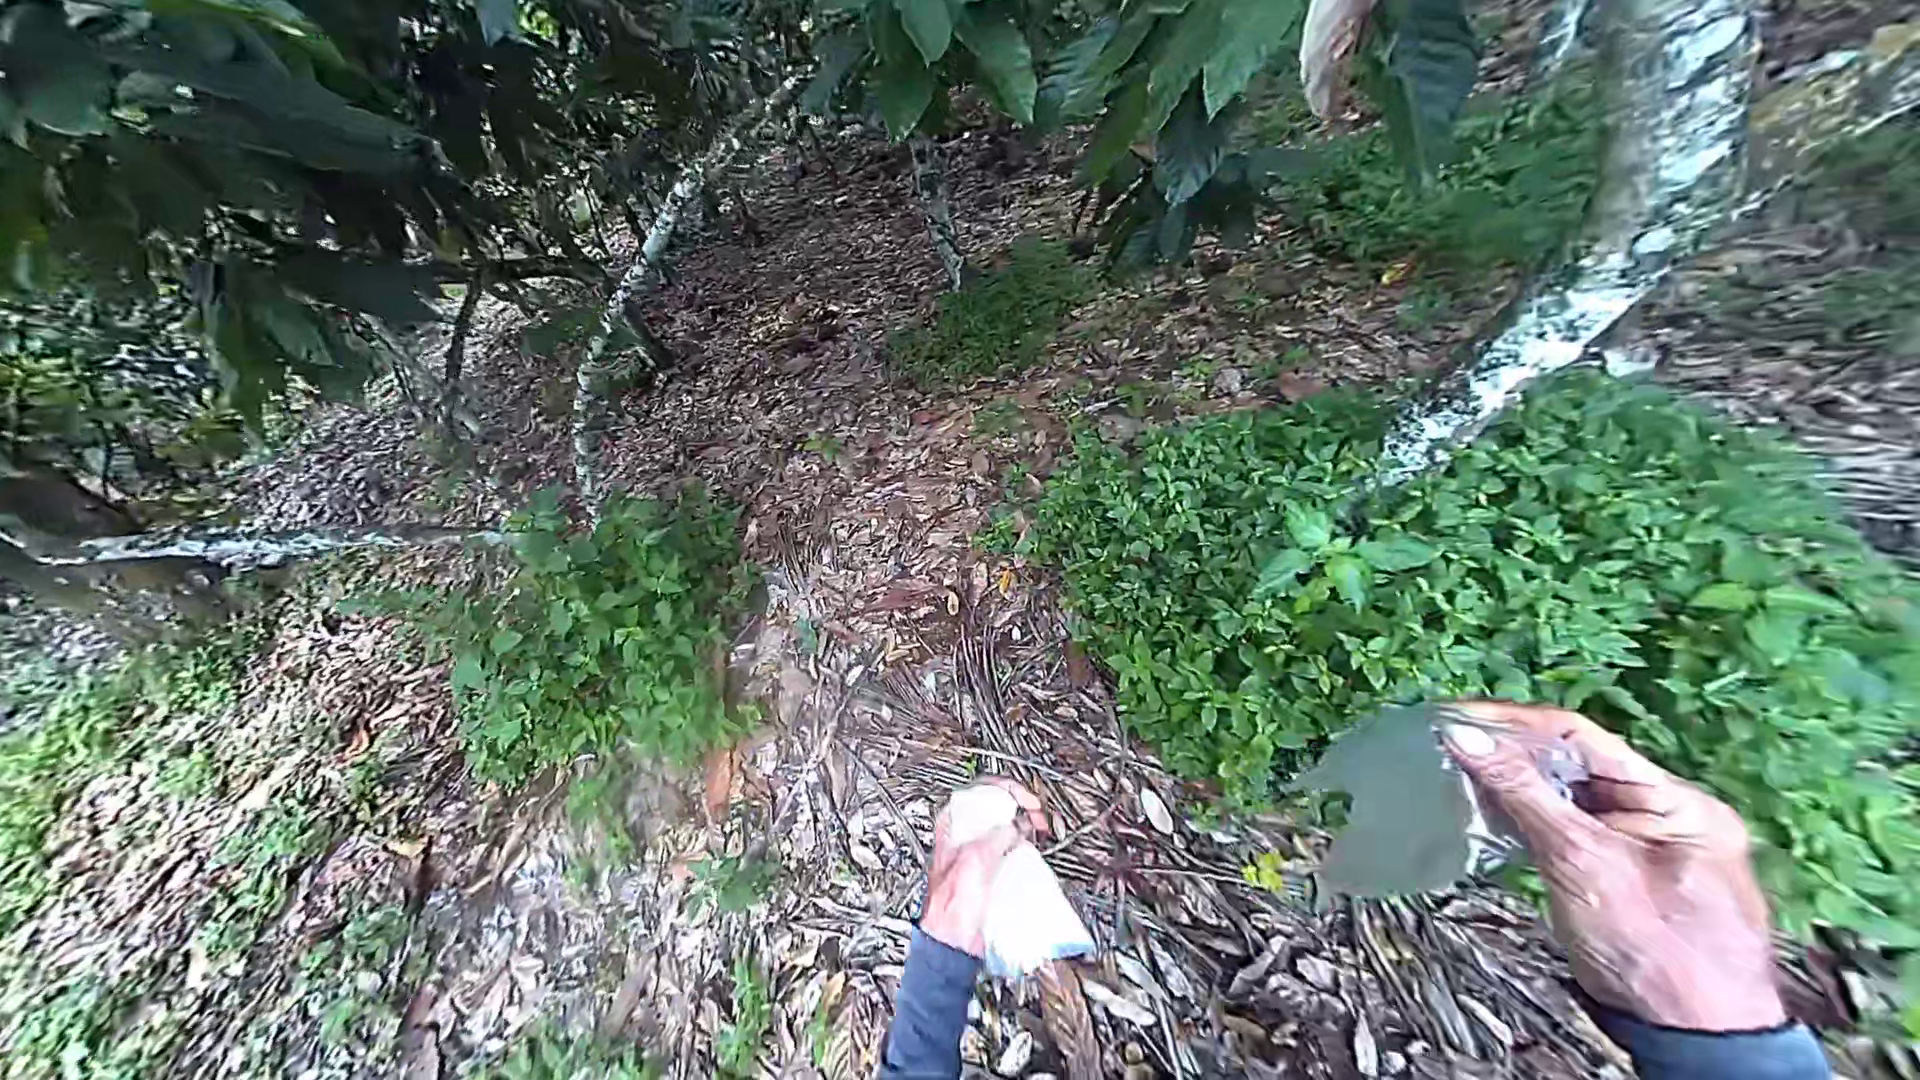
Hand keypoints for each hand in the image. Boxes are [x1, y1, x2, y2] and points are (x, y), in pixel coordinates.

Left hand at [919, 777, 1047, 957]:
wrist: (952, 946)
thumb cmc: (951, 907)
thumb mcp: (976, 861)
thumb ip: (996, 837)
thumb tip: (1017, 825)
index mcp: (954, 824)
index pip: (983, 790)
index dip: (1008, 790)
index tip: (1027, 801)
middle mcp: (965, 835)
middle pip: (997, 807)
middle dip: (1021, 808)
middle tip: (1037, 817)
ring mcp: (978, 854)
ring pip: (1005, 828)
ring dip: (1024, 827)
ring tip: (1038, 832)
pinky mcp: (989, 873)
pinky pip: (1009, 852)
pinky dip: (1023, 848)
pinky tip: (1031, 852)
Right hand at [1443, 701, 1785, 1031]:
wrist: (1688, 1036)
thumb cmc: (1648, 945)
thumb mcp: (1579, 859)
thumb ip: (1520, 791)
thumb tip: (1458, 732)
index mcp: (1674, 801)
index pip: (1580, 736)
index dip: (1513, 721)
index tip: (1455, 715)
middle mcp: (1658, 807)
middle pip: (1567, 757)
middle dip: (1505, 746)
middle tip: (1445, 736)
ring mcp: (1633, 832)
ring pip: (1556, 783)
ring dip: (1504, 773)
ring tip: (1451, 760)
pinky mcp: (1606, 854)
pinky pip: (1553, 811)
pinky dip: (1514, 802)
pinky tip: (1478, 796)